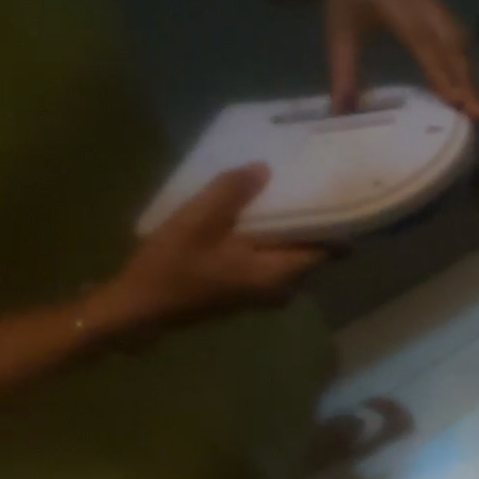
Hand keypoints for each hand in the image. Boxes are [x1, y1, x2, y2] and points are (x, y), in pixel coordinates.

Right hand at [88, 164, 325, 333]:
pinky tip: (257, 220)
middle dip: (315, 226)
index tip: (343, 199)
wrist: (135, 309)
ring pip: (290, 259)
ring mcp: (260, 293)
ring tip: (288, 197)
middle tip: (316, 190)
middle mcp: (277, 288)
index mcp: (277, 274)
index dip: (337, 226)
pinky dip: (271, 243)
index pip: (326, 251)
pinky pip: (271, 263)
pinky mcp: (242, 291)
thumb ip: (232, 192)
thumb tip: (264, 169)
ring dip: (291, 233)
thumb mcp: (198, 220)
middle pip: (311, 254)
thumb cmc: (171, 267)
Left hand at [315, 0, 478, 118]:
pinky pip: (458, 33)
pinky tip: (466, 81)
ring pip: (460, 40)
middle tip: (478, 113)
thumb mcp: (339, 31)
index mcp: (399, 6)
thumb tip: (341, 113)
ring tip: (475, 104)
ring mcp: (436, 1)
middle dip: (467, 79)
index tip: (456, 102)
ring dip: (468, 72)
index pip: (426, 46)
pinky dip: (464, 59)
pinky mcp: (440, 3)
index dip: (442, 74)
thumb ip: (343, 71)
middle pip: (453, 45)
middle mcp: (424, 3)